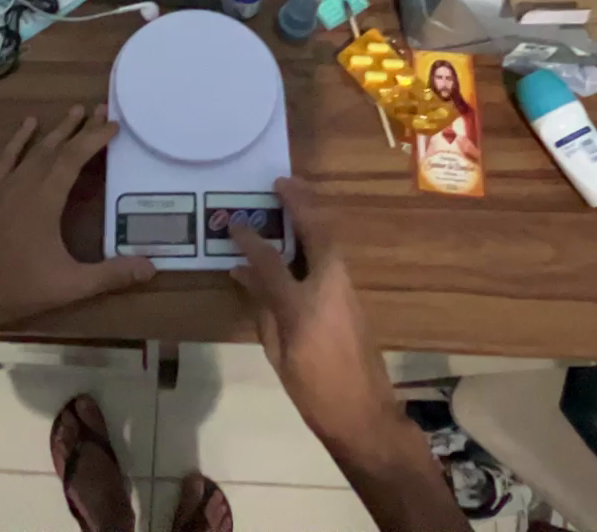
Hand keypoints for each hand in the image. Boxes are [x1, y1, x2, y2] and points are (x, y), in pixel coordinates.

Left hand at [0, 106, 155, 333]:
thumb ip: (111, 274)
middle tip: (101, 110)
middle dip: (81, 128)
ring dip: (56, 130)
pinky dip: (19, 140)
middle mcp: (25, 182)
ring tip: (74, 111)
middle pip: (57, 146)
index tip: (114, 124)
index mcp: (46, 196)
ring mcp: (4, 186)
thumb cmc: (18, 288)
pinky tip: (27, 125)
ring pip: (35, 149)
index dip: (96, 138)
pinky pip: (7, 158)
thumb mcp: (70, 284)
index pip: (75, 157)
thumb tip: (152, 268)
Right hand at [231, 177, 403, 450]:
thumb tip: (242, 272)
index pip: (269, 259)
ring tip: (292, 195)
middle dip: (299, 202)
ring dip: (311, 214)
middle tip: (281, 182)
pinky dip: (317, 236)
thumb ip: (261, 305)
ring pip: (329, 239)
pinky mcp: (352, 295)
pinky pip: (332, 255)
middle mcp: (328, 286)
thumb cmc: (312, 389)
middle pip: (315, 231)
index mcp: (301, 304)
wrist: (364, 415)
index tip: (233, 221)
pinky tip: (302, 235)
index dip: (249, 238)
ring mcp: (345, 288)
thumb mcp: (276, 349)